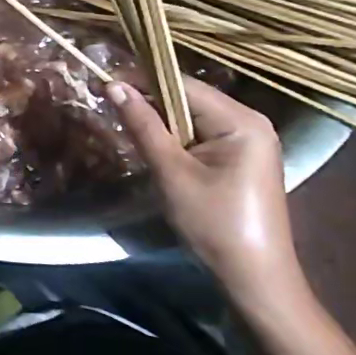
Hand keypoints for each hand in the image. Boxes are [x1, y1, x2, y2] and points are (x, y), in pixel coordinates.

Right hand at [111, 78, 307, 306]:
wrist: (252, 274)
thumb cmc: (213, 222)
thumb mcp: (171, 172)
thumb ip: (143, 126)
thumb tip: (113, 86)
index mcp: (242, 121)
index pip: (183, 85)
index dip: (142, 80)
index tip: (102, 81)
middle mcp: (251, 122)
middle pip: (189, 98)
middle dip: (149, 100)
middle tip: (106, 102)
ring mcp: (249, 140)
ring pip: (192, 116)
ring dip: (159, 119)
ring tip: (123, 122)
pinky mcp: (240, 157)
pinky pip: (200, 133)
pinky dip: (174, 136)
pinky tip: (154, 145)